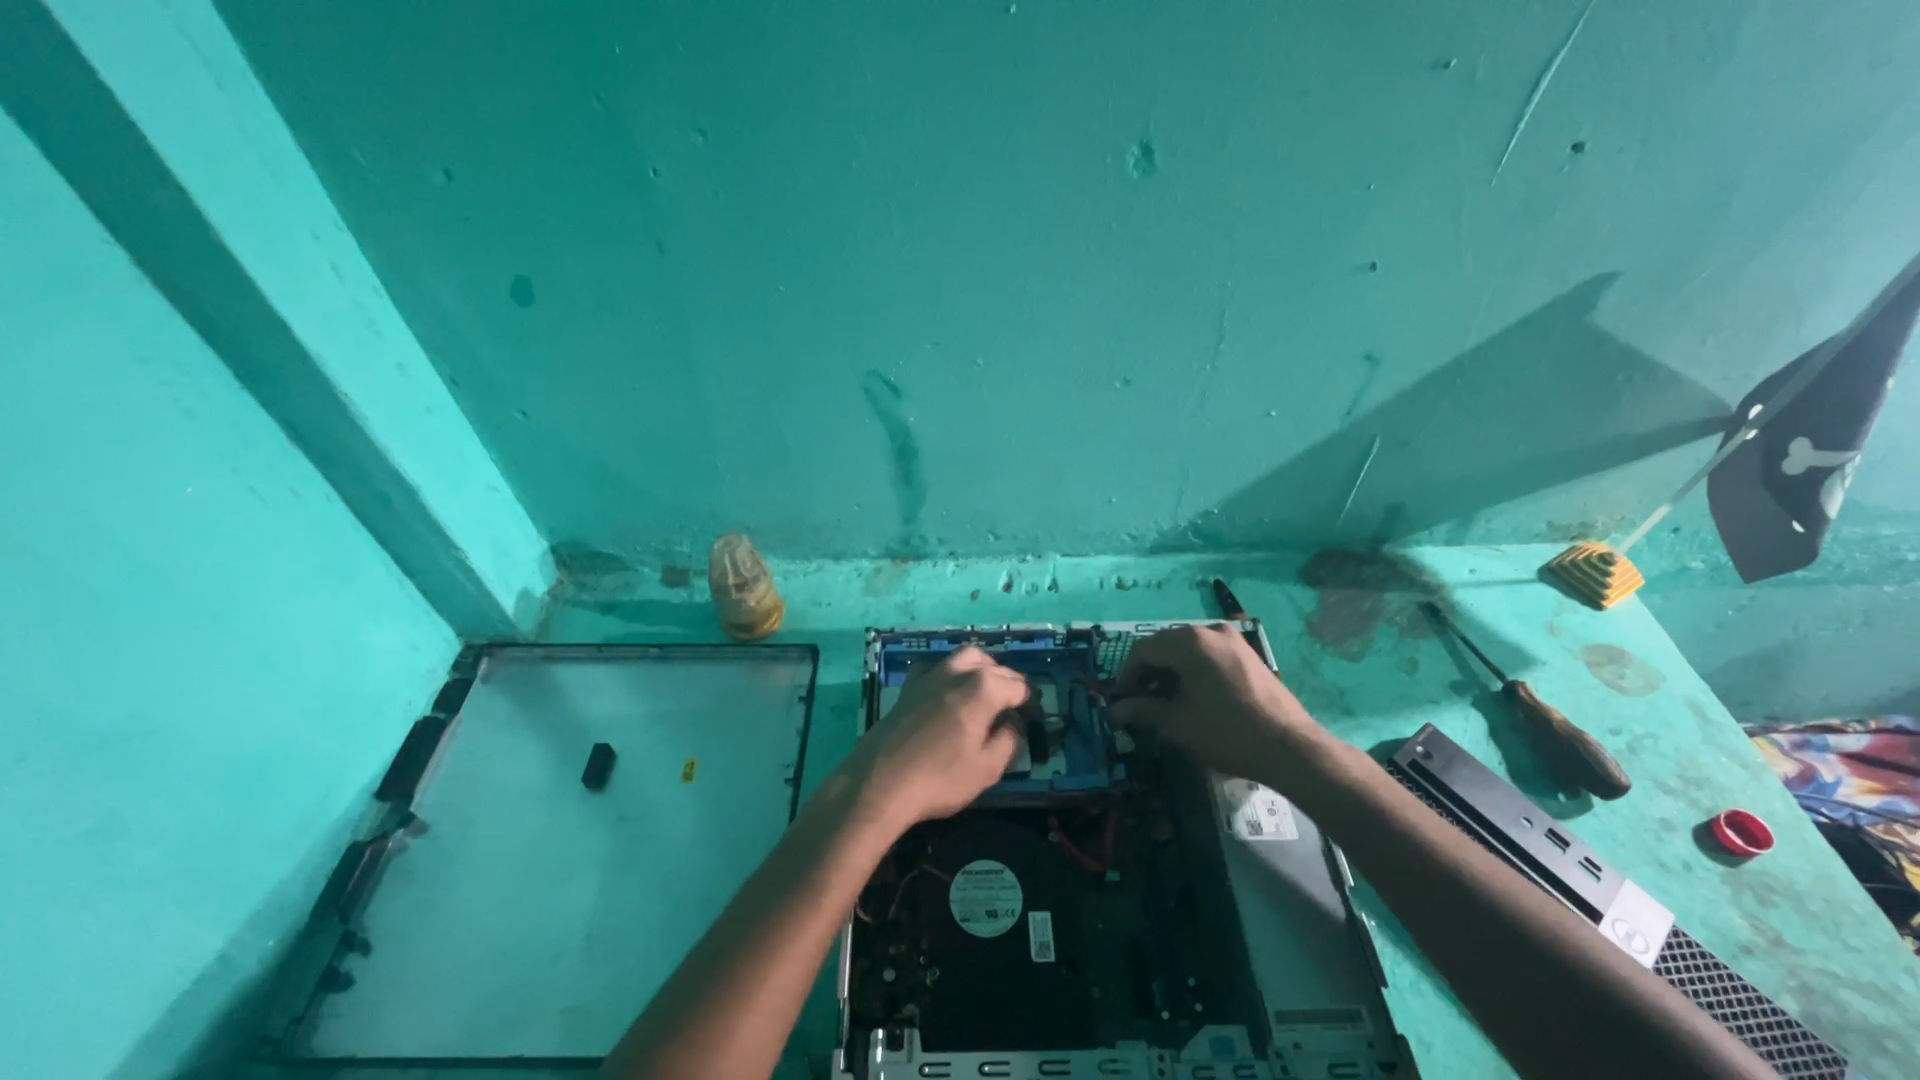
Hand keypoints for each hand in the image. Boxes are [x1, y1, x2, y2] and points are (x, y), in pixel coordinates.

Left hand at [842, 646, 1028, 829]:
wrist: (879, 783)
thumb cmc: (939, 778)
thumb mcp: (987, 768)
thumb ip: (1009, 740)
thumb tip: (1013, 725)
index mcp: (984, 687)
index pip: (1020, 687)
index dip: (1033, 705)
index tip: (1037, 724)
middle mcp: (958, 671)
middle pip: (994, 667)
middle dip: (1009, 684)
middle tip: (1015, 710)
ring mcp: (929, 676)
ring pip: (965, 658)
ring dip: (982, 670)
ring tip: (987, 694)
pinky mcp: (908, 687)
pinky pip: (936, 668)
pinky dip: (950, 674)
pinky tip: (948, 693)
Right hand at [1111, 623, 1329, 781]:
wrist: (1289, 748)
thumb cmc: (1227, 733)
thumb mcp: (1178, 724)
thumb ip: (1143, 711)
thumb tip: (1116, 710)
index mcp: (1190, 642)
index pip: (1143, 650)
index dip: (1127, 675)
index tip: (1122, 700)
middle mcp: (1210, 631)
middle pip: (1166, 645)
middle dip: (1149, 671)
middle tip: (1140, 701)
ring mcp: (1233, 640)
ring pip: (1188, 649)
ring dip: (1171, 671)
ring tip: (1165, 701)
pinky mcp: (1248, 654)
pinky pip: (1209, 654)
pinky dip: (1193, 670)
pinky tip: (1193, 696)